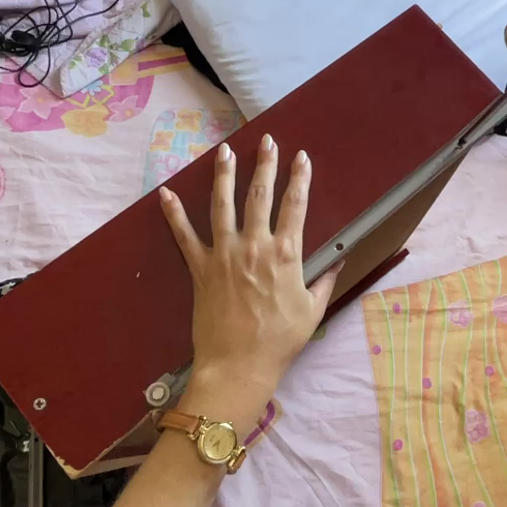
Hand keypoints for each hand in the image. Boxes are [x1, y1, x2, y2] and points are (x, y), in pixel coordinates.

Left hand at [159, 134, 340, 429]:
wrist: (238, 366)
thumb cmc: (280, 341)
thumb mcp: (313, 309)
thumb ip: (325, 280)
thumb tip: (340, 259)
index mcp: (286, 254)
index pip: (295, 206)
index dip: (299, 178)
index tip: (302, 157)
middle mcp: (254, 246)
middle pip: (260, 195)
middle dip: (265, 165)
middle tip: (267, 141)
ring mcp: (224, 254)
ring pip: (223, 205)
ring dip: (225, 175)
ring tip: (226, 151)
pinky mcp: (200, 268)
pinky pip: (185, 236)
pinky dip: (174, 214)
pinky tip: (167, 193)